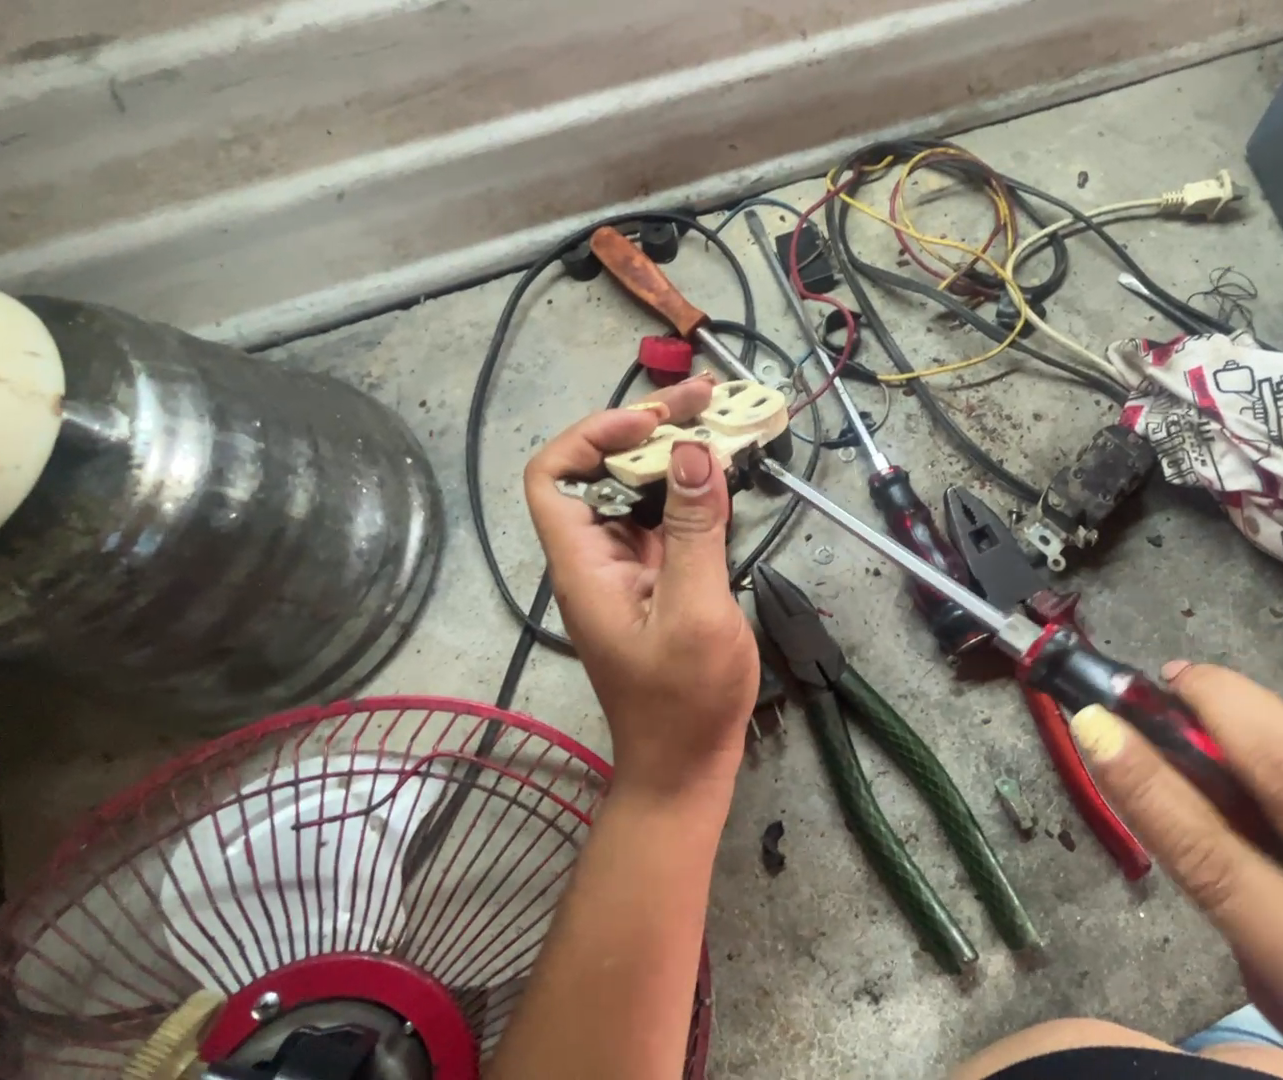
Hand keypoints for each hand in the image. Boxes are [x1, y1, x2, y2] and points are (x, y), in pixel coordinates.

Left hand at [524, 378, 758, 794]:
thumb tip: (693, 451)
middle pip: (605, 473)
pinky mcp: (661, 580)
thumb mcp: (696, 612)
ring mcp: (631, 569)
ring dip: (677, 455)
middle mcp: (598, 557)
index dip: (594, 435)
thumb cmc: (685, 701)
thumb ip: (695, 531)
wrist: (686, 764)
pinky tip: (728, 474)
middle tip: (707, 398)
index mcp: (585, 565)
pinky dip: (695, 492)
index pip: (555, 476)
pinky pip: (669, 520)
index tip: (655, 424)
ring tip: (724, 421)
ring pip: (641, 492)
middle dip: (651, 430)